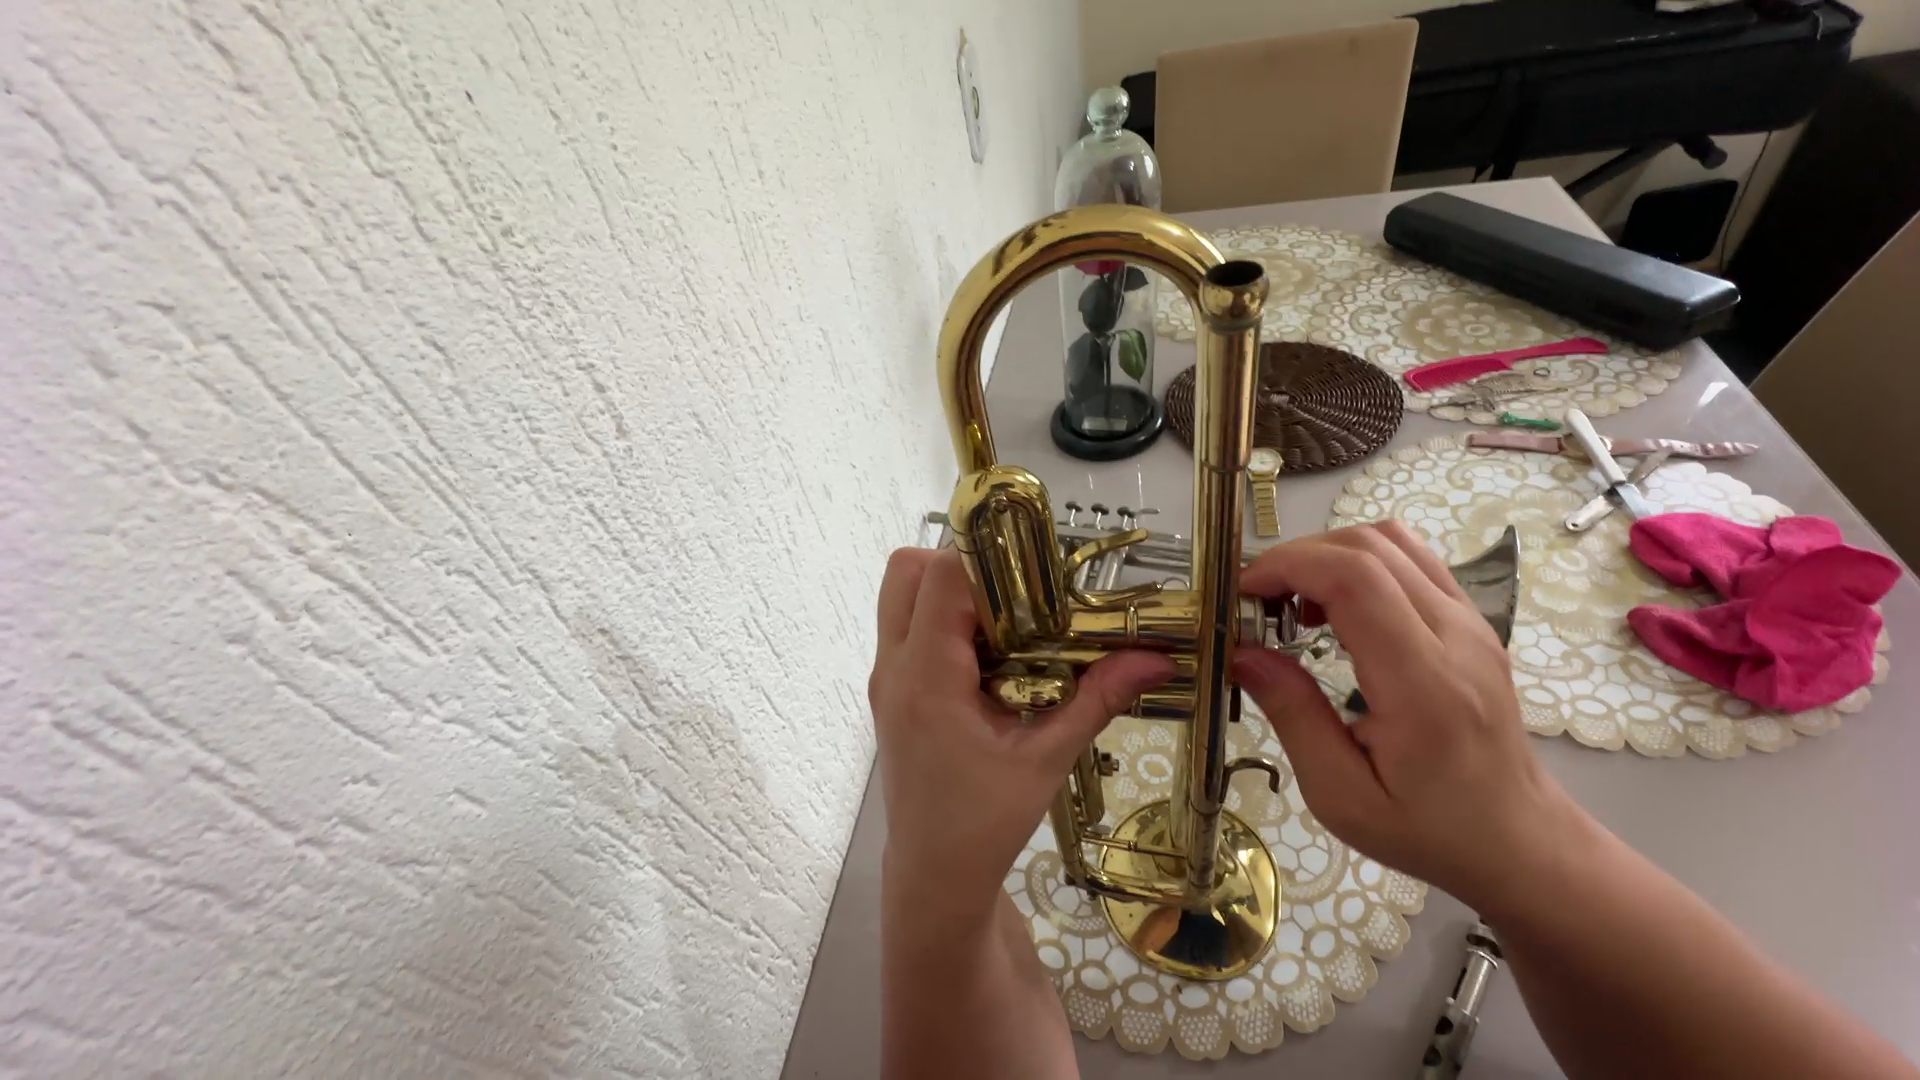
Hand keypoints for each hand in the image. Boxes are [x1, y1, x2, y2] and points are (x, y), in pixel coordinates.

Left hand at [868, 547, 1173, 917]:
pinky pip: (906, 626)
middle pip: (908, 571)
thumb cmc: (984, 824)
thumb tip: (1155, 658)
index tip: (1040, 575)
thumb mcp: (1045, 759)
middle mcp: (894, 667)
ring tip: (1007, 623)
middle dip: (962, 564)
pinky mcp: (891, 691)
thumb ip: (1096, 700)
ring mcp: (885, 678)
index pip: (943, 577)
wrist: (933, 876)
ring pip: (902, 595)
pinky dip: (943, 618)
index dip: (990, 559)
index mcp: (927, 679)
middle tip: (1018, 595)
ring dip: (950, 590)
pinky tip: (991, 656)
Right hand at [1233, 523, 1582, 910]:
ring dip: (1328, 555)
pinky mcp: (1471, 620)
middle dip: (1298, 557)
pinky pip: (1410, 560)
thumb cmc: (1427, 829)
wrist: (1519, 839)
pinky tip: (1334, 609)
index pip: (1355, 579)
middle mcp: (1455, 636)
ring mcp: (1471, 621)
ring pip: (1392, 540)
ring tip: (1295, 603)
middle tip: (1258, 602)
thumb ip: (1292, 715)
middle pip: (1370, 546)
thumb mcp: (1340, 795)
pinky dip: (1358, 563)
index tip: (1244, 593)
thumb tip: (1242, 652)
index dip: (1289, 566)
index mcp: (1423, 683)